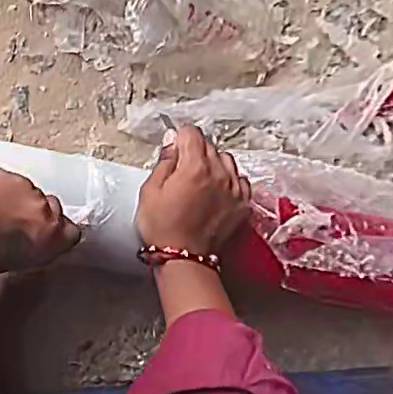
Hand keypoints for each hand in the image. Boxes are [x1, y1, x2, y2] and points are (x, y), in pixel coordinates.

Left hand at [0, 169, 81, 271]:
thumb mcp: (15, 264)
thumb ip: (33, 252)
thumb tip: (31, 247)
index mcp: (52, 237)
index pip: (71, 233)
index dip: (55, 236)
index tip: (43, 239)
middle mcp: (47, 210)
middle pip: (52, 210)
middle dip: (37, 217)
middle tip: (15, 228)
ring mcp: (28, 189)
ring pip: (31, 194)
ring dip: (18, 202)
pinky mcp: (8, 174)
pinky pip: (11, 183)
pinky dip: (2, 190)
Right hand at [136, 126, 250, 254]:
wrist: (183, 258)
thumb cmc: (162, 228)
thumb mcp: (149, 191)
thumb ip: (164, 163)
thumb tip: (173, 146)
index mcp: (195, 167)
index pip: (191, 134)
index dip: (179, 139)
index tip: (173, 150)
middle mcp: (220, 173)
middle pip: (209, 147)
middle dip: (194, 153)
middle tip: (181, 171)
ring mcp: (235, 189)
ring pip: (226, 161)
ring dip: (213, 165)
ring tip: (199, 182)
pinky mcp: (243, 204)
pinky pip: (239, 180)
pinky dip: (227, 181)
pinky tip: (215, 192)